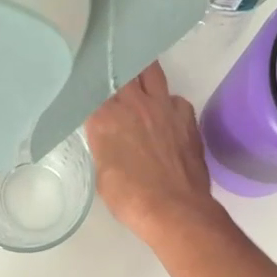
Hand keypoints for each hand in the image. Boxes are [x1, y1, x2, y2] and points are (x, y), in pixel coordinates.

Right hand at [86, 63, 220, 243]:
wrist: (175, 211)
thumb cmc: (132, 200)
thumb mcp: (103, 178)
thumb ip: (104, 150)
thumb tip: (109, 142)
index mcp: (105, 118)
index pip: (93, 87)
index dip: (91, 85)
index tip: (90, 88)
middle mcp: (133, 103)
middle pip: (123, 66)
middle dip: (118, 68)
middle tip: (116, 76)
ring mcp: (163, 107)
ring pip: (152, 70)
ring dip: (144, 74)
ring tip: (141, 84)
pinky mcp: (187, 117)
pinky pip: (176, 100)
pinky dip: (170, 105)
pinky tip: (168, 118)